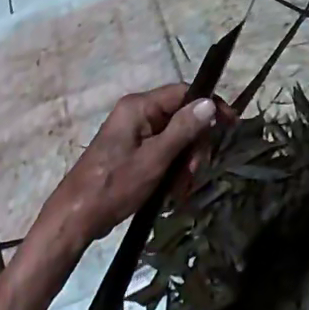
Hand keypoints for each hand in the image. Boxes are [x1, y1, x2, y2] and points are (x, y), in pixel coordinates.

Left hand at [37, 85, 229, 247]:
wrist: (77, 216)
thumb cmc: (115, 185)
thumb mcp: (155, 159)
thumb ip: (183, 129)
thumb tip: (209, 103)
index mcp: (138, 107)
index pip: (183, 93)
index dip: (209, 107)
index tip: (231, 125)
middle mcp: (136, 114)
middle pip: (181, 117)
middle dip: (193, 145)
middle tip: (194, 172)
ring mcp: (133, 133)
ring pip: (175, 139)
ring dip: (184, 163)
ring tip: (180, 189)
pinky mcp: (132, 152)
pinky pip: (162, 153)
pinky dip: (171, 170)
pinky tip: (172, 192)